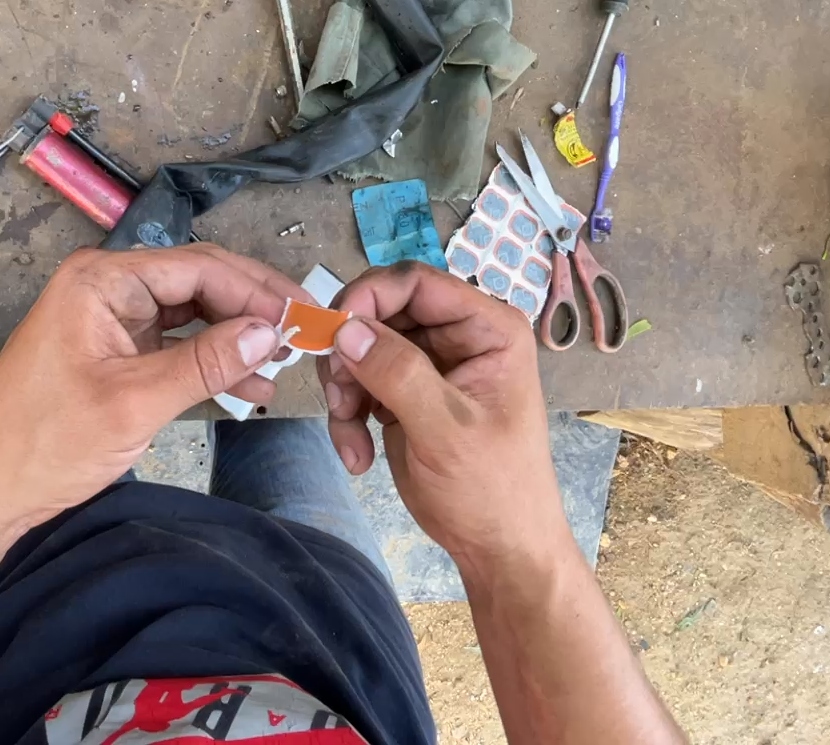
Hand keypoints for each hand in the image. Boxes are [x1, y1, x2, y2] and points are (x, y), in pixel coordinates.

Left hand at [0, 244, 305, 530]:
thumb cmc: (45, 443)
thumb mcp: (134, 402)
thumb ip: (206, 363)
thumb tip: (270, 332)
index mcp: (103, 280)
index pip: (198, 268)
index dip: (255, 290)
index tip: (302, 316)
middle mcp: (109, 286)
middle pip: (199, 282)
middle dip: (252, 307)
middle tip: (305, 330)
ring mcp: (113, 317)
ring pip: (193, 312)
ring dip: (237, 335)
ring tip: (284, 360)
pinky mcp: (117, 348)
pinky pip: (177, 342)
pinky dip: (211, 360)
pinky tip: (250, 383)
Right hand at [318, 262, 568, 573]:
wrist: (496, 548)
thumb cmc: (492, 488)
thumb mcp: (447, 430)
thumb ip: (398, 374)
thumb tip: (344, 328)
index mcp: (485, 326)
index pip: (415, 282)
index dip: (368, 296)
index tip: (333, 332)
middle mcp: (454, 333)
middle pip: (378, 311)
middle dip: (349, 352)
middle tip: (339, 398)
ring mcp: (425, 361)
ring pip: (359, 344)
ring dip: (343, 388)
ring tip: (349, 434)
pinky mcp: (400, 389)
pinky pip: (356, 380)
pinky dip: (347, 414)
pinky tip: (357, 455)